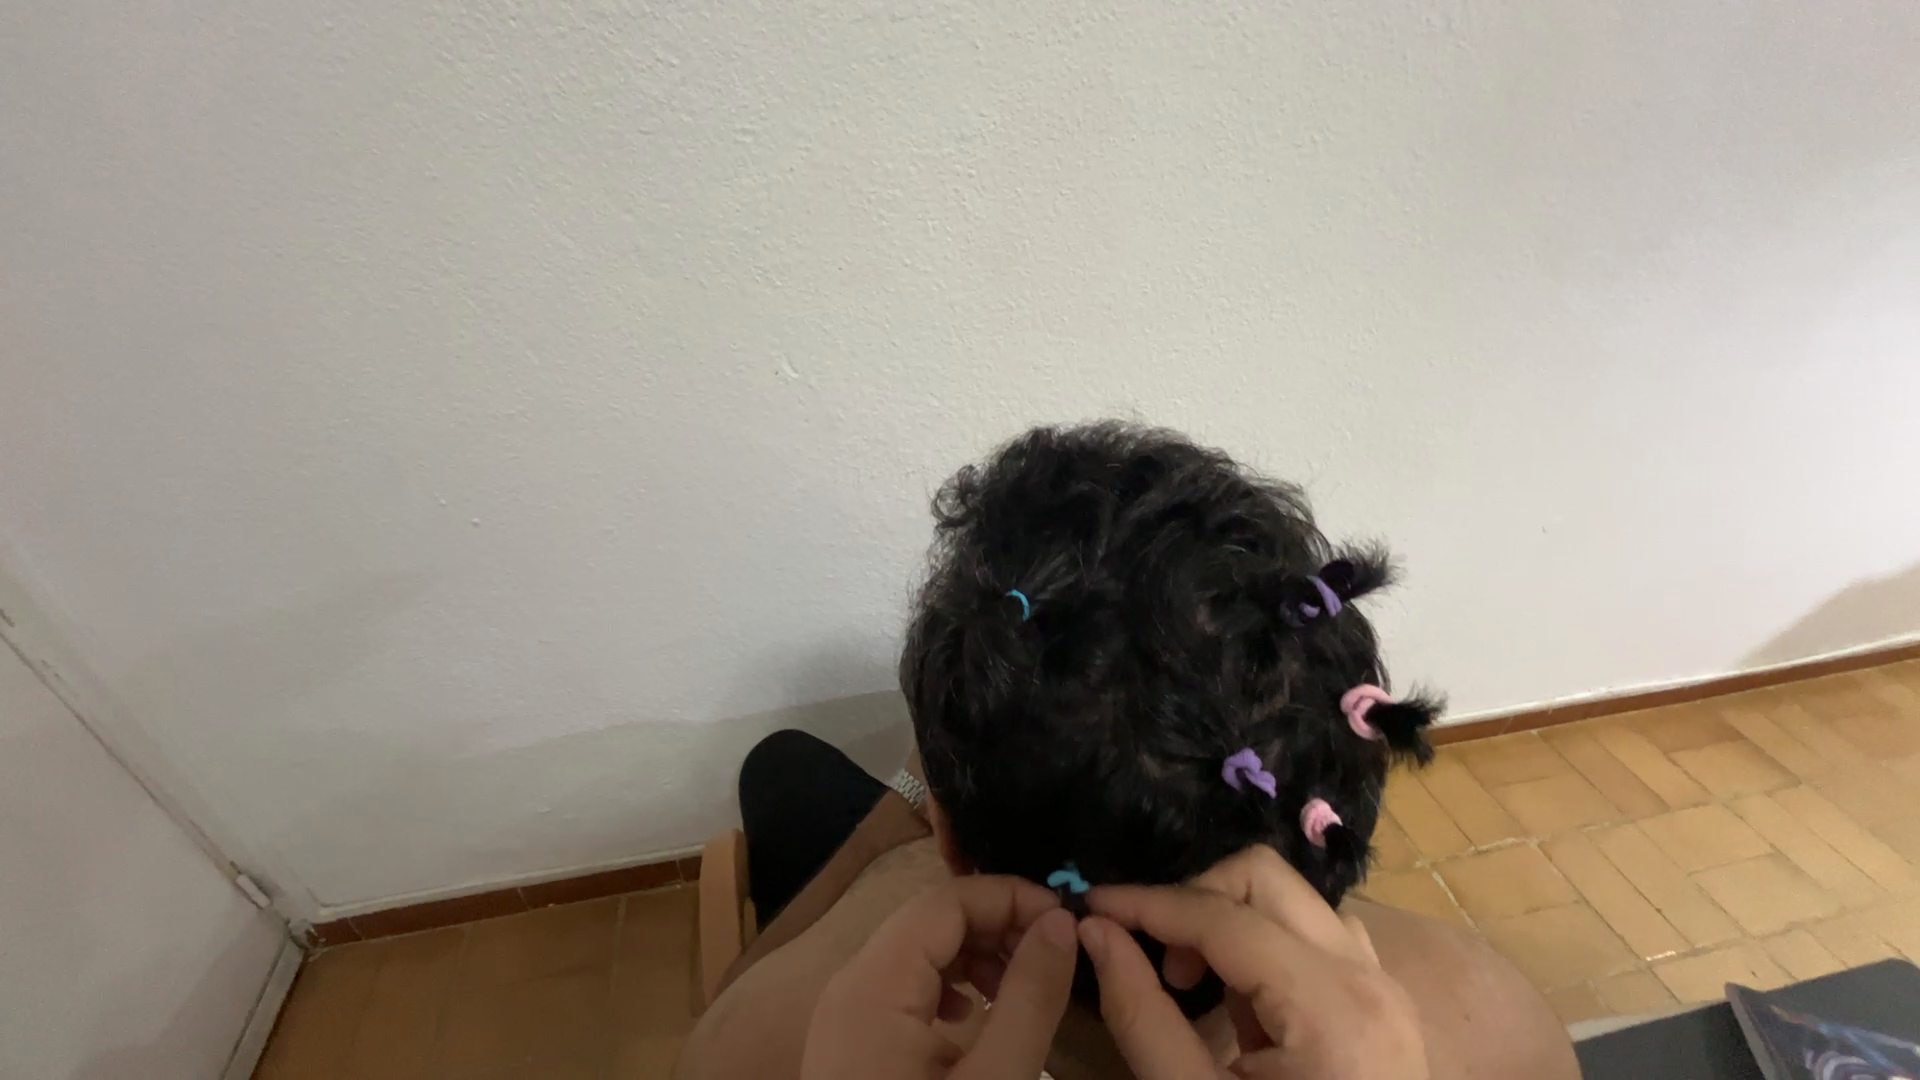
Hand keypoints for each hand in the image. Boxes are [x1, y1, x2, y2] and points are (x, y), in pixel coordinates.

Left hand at [801, 875, 1078, 1079]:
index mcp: (873, 983)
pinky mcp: (852, 1040)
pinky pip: (904, 985)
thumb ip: (1030, 996)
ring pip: (918, 948)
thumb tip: (1061, 920)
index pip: (947, 900)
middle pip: (930, 919)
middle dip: (996, 924)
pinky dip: (949, 985)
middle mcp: (851, 983)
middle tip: (1051, 952)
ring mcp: (846, 1012)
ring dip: (975, 953)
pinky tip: (975, 1017)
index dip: (1008, 897)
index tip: (1064, 919)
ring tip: (1021, 986)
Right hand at [1078, 846, 1428, 1079]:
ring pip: (1288, 895)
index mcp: (1330, 1010)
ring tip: (1197, 982)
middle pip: (1261, 876)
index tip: (1091, 906)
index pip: (1220, 916)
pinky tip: (1246, 999)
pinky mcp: (1383, 999)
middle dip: (1192, 899)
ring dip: (1228, 916)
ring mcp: (1383, 984)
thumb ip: (1140, 1014)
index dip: (1145, 902)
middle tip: (1159, 958)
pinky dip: (1263, 938)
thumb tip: (1094, 931)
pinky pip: (1313, 928)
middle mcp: (1366, 977)